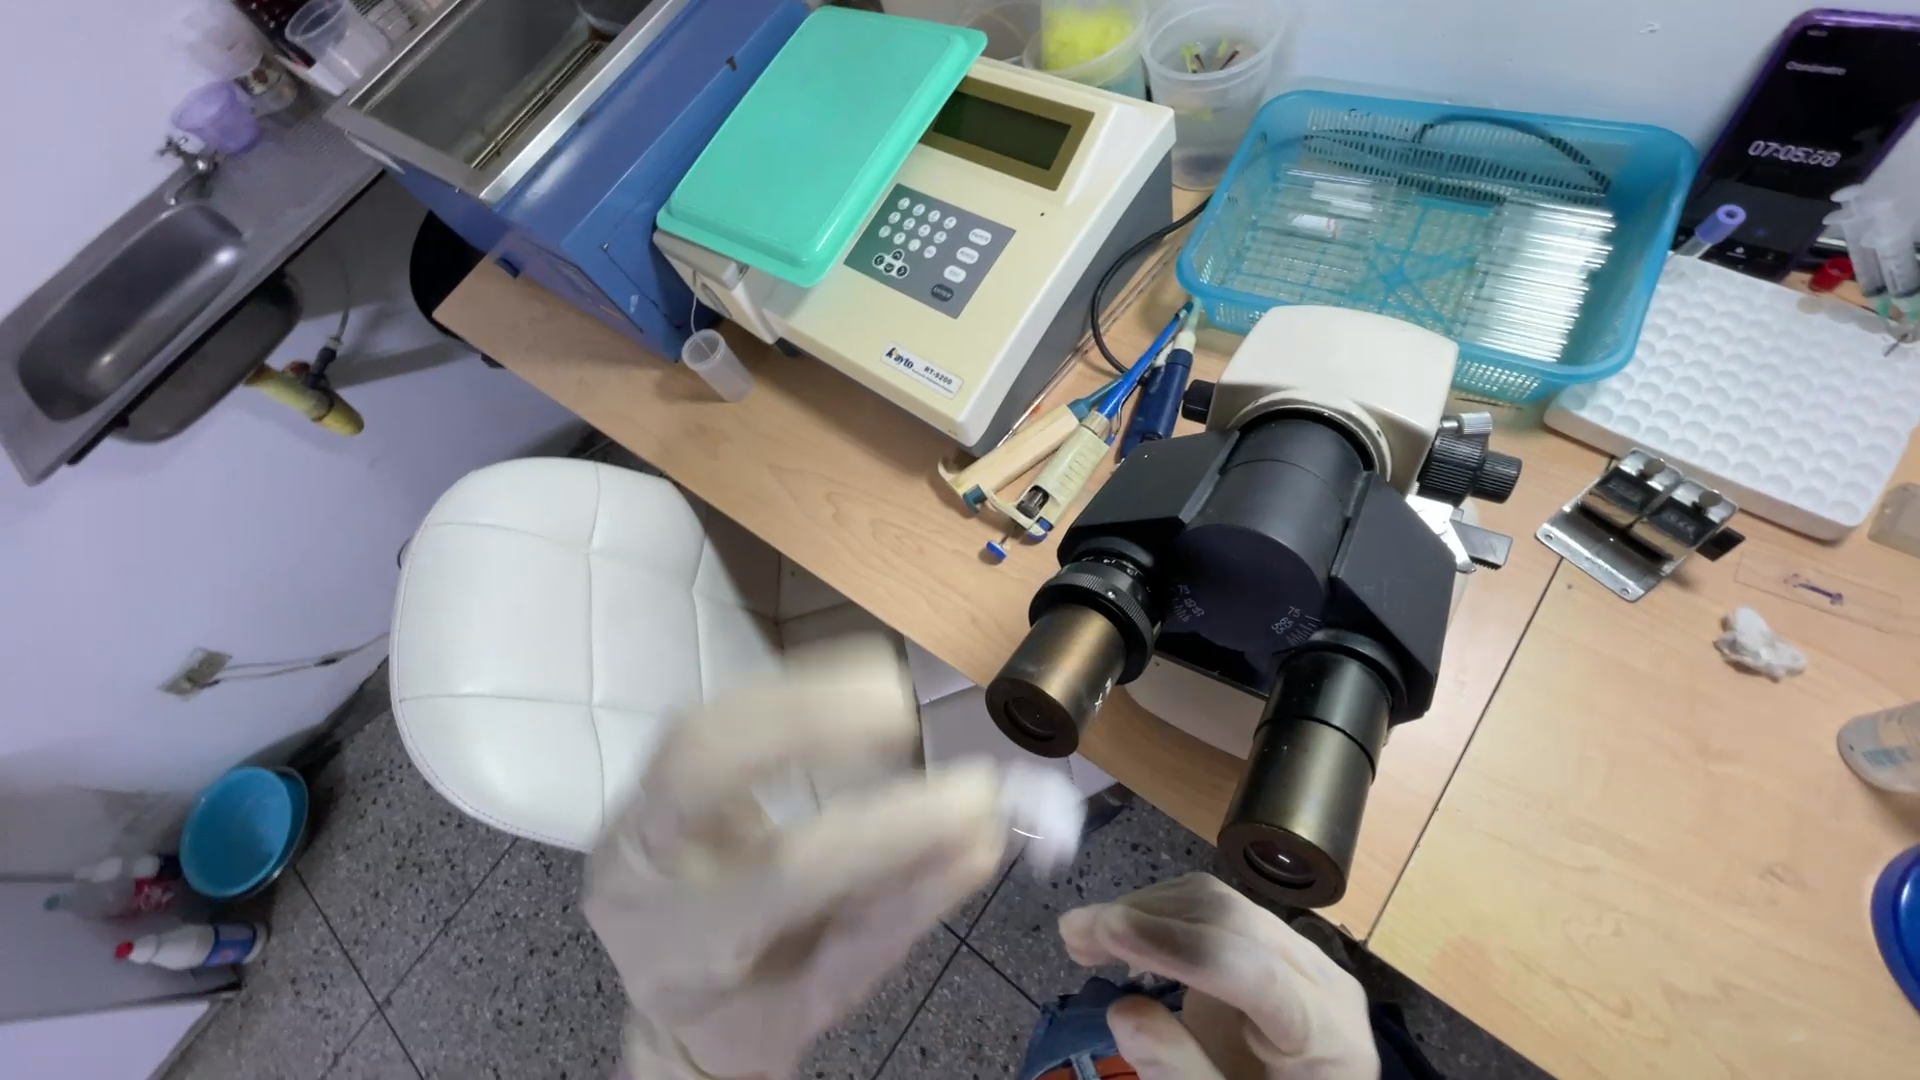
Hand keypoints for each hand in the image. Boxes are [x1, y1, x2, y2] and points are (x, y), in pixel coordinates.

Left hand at [584, 636, 1079, 1079]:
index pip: (789, 872)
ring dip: (807, 691)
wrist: (673, 997)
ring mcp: (637, 806)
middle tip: (905, 710)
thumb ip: (902, 910)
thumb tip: (982, 834)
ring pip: (708, 720)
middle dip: (812, 719)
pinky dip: (796, 689)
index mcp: (688, 944)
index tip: (970, 795)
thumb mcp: (832, 986)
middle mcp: (643, 862)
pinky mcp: (657, 769)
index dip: (883, 826)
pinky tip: (853, 688)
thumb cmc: (757, 1003)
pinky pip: (724, 710)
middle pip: (707, 760)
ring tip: (892, 693)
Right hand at [1059, 873, 1377, 1079]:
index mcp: (1326, 1032)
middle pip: (1228, 920)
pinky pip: (1207, 908)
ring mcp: (1294, 952)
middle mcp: (1319, 976)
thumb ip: (1179, 1070)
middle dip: (1143, 918)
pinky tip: (1119, 934)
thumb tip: (1121, 1009)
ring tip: (1082, 936)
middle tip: (1072, 934)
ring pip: (1212, 901)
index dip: (1174, 943)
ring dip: (1140, 909)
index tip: (1102, 931)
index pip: (1251, 969)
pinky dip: (1154, 913)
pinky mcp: (1264, 943)